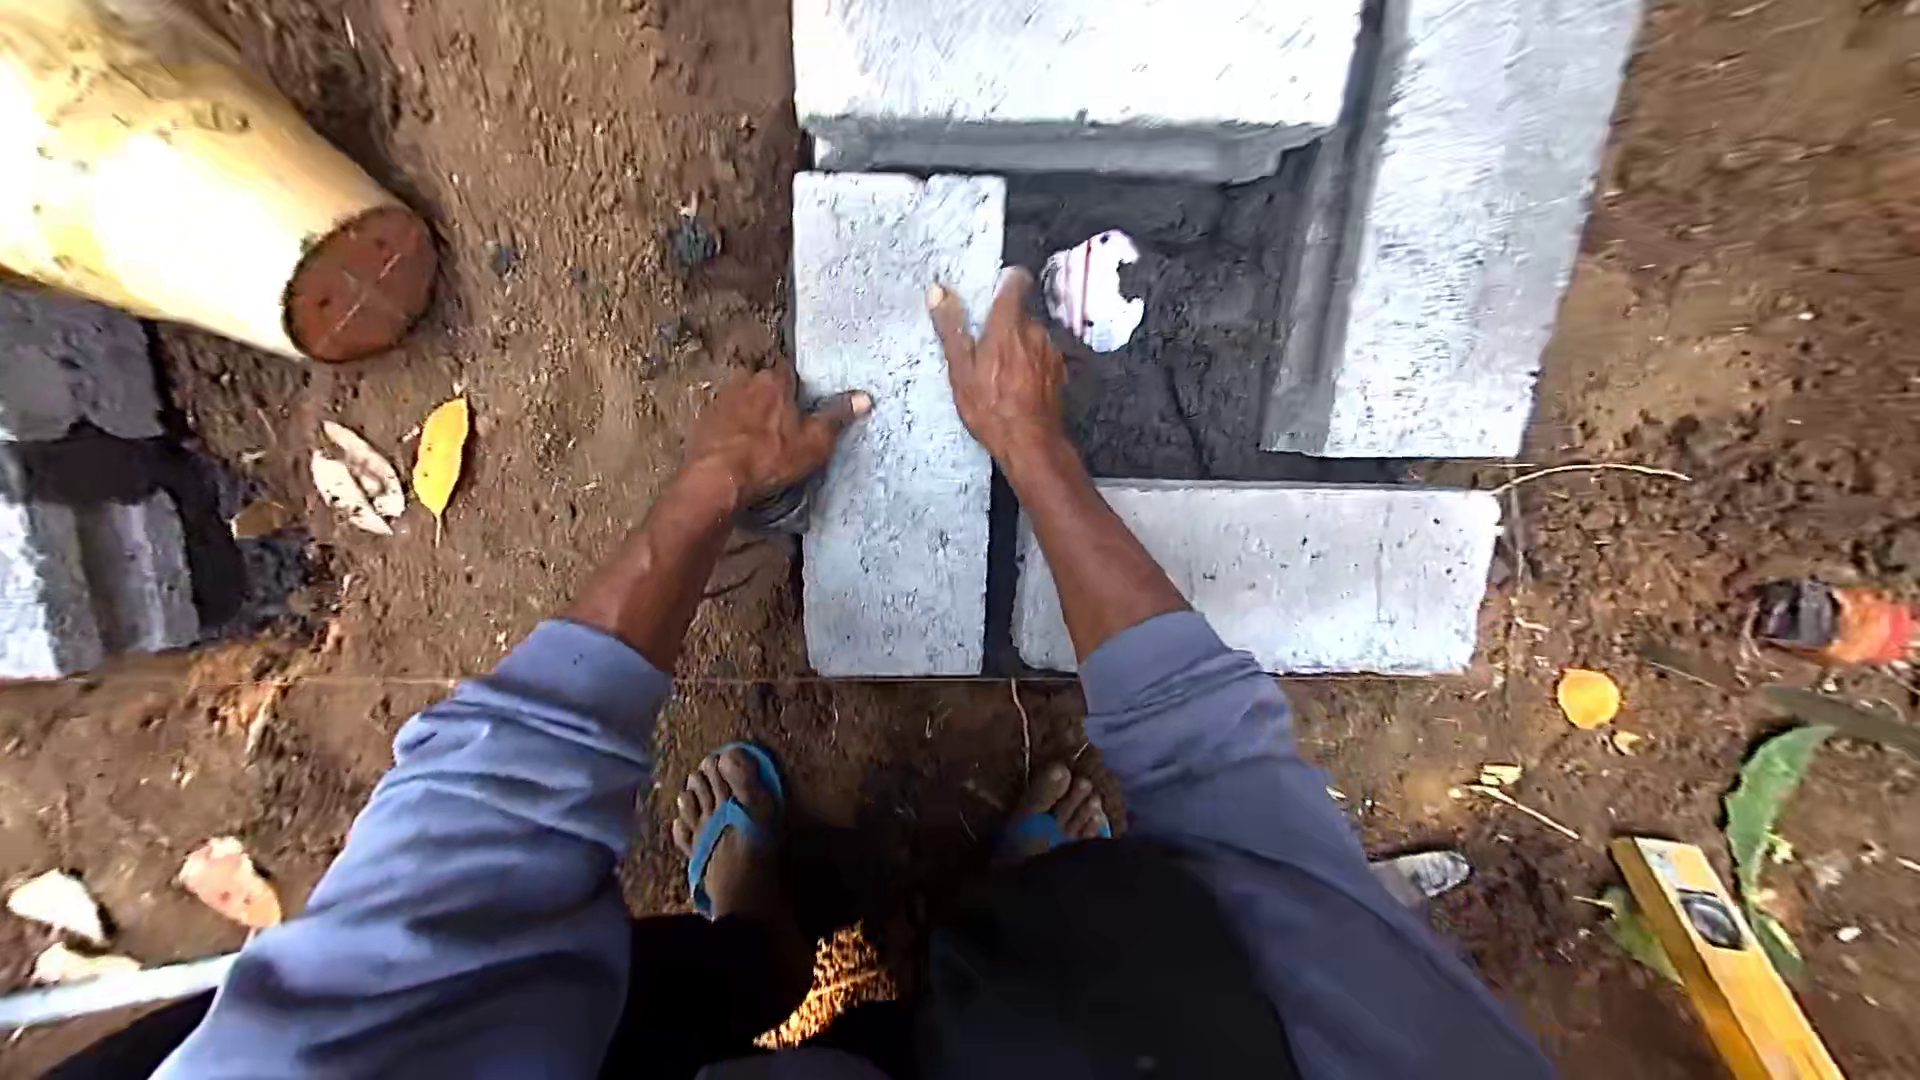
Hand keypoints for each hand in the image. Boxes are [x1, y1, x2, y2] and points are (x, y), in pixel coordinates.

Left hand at [683, 366, 871, 508]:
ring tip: (764, 442)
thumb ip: (838, 417)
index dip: (799, 385)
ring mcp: (721, 401)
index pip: (790, 370)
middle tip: (787, 426)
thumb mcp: (815, 442)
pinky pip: (725, 420)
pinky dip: (734, 431)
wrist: (717, 478)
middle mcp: (745, 382)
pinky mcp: (703, 422)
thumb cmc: (769, 458)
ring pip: (744, 401)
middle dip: (775, 400)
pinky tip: (741, 451)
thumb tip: (864, 398)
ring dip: (753, 415)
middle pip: (765, 385)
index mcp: (774, 382)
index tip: (805, 401)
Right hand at [928, 268, 1068, 464]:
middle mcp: (1035, 331)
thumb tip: (938, 293)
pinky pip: (1041, 359)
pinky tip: (1017, 388)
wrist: (1030, 442)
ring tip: (1000, 375)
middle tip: (985, 350)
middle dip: (1004, 326)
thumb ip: (951, 328)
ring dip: (1018, 348)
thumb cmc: (993, 408)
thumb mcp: (961, 370)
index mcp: (1008, 324)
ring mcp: (1050, 352)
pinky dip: (1030, 367)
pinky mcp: (1058, 373)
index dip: (1006, 282)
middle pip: (1020, 314)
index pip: (1016, 281)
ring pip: (1031, 338)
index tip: (993, 293)